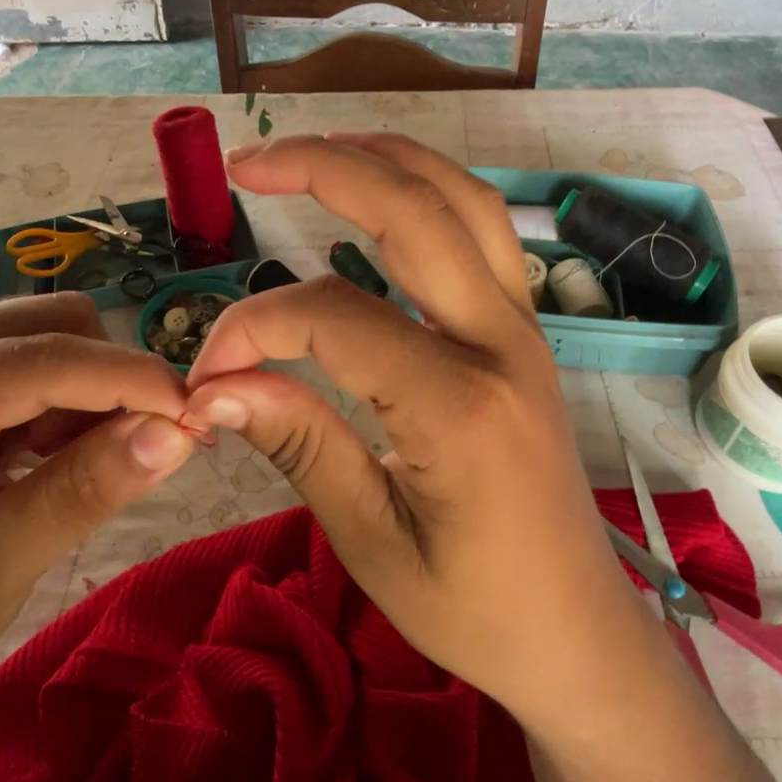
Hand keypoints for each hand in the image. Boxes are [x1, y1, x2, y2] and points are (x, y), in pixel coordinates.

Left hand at [0, 293, 194, 698]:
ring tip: (81, 464)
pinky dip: (82, 395)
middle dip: (113, 381)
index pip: (40, 361)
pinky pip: (53, 350)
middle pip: (56, 324)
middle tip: (138, 453)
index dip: (127, 378)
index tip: (196, 417)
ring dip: (99, 388)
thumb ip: (80, 494)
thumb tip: (174, 433)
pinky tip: (60, 452)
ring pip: (63, 329)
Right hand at [180, 134, 776, 781]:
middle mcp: (502, 344)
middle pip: (414, 212)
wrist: (576, 631)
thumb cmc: (475, 608)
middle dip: (324, 167)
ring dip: (388, 159)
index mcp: (459, 406)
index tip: (205, 374)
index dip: (253, 328)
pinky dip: (429, 192)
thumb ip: (298, 442)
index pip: (333, 319)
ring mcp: (525, 329)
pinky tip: (383, 194)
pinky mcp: (527, 333)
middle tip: (246, 163)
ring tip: (314, 150)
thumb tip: (214, 384)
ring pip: (463, 201)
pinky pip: (484, 233)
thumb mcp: (372, 541)